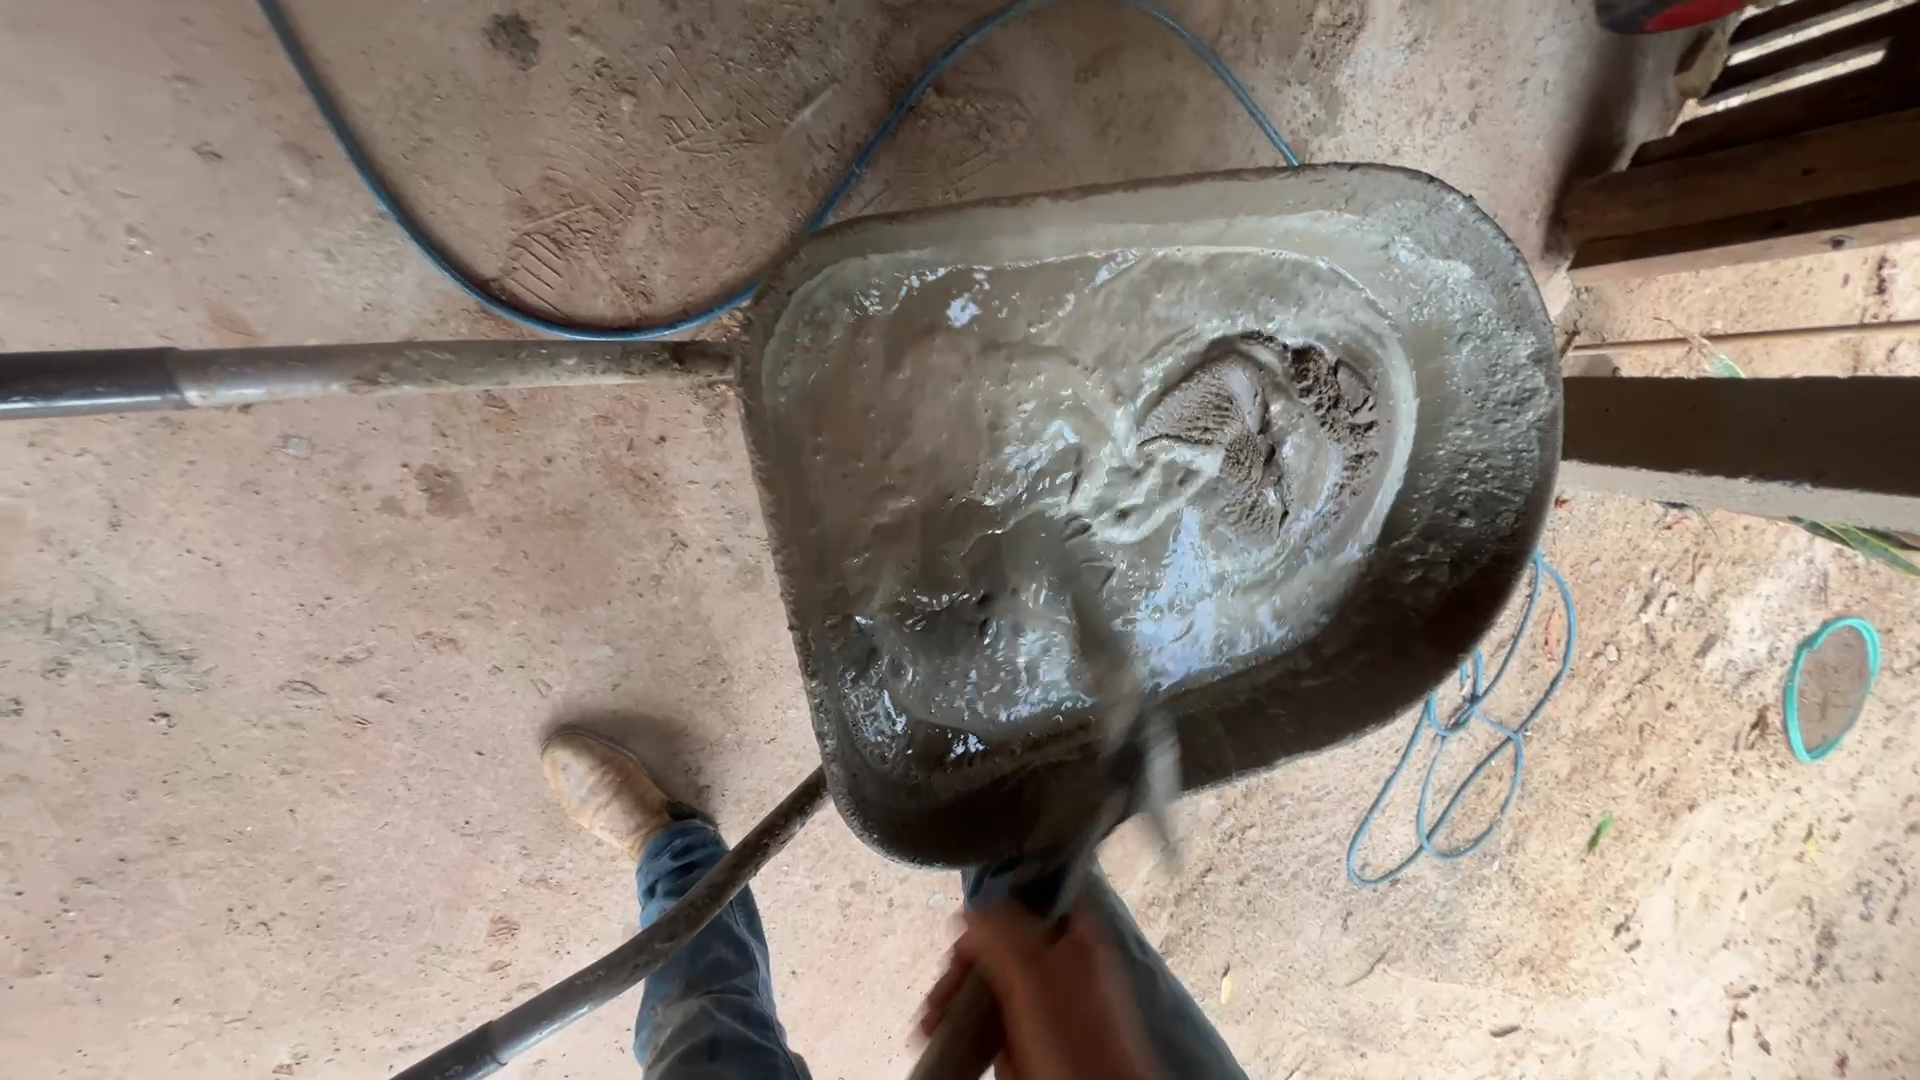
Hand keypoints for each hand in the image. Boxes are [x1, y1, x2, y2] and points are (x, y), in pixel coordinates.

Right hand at [919, 900, 1165, 1079]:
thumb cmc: (1069, 1038)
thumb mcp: (1032, 975)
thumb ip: (1000, 932)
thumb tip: (970, 907)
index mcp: (1075, 934)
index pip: (1032, 896)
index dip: (997, 901)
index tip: (963, 922)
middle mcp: (1062, 961)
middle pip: (1001, 940)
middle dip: (963, 962)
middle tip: (940, 989)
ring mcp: (1046, 1001)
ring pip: (991, 979)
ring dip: (955, 994)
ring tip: (929, 1022)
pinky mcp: (1031, 1036)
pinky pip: (990, 1016)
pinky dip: (962, 1021)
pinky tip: (937, 1031)